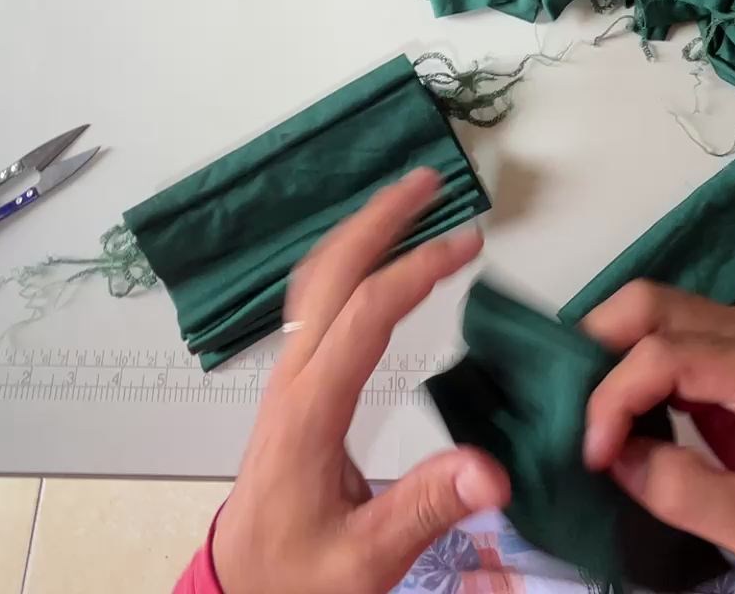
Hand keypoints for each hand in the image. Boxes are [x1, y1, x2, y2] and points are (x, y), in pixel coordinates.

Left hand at [213, 169, 510, 593]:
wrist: (240, 582)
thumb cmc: (297, 572)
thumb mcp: (363, 561)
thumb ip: (424, 510)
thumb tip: (494, 471)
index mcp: (312, 407)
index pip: (366, 315)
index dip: (418, 270)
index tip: (469, 244)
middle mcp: (295, 372)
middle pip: (331, 271)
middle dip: (380, 219)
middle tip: (428, 181)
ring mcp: (290, 368)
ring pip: (318, 275)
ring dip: (361, 228)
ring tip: (406, 198)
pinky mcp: (295, 374)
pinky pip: (315, 294)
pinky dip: (346, 255)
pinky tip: (370, 250)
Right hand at [578, 281, 734, 584]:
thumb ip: (689, 496)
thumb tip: (617, 454)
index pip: (668, 356)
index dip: (616, 396)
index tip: (595, 453)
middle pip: (650, 304)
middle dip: (597, 347)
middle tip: (572, 406)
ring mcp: (733, 329)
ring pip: (646, 305)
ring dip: (605, 344)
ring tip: (585, 400)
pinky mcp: (718, 341)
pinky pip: (656, 325)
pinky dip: (622, 349)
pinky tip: (611, 392)